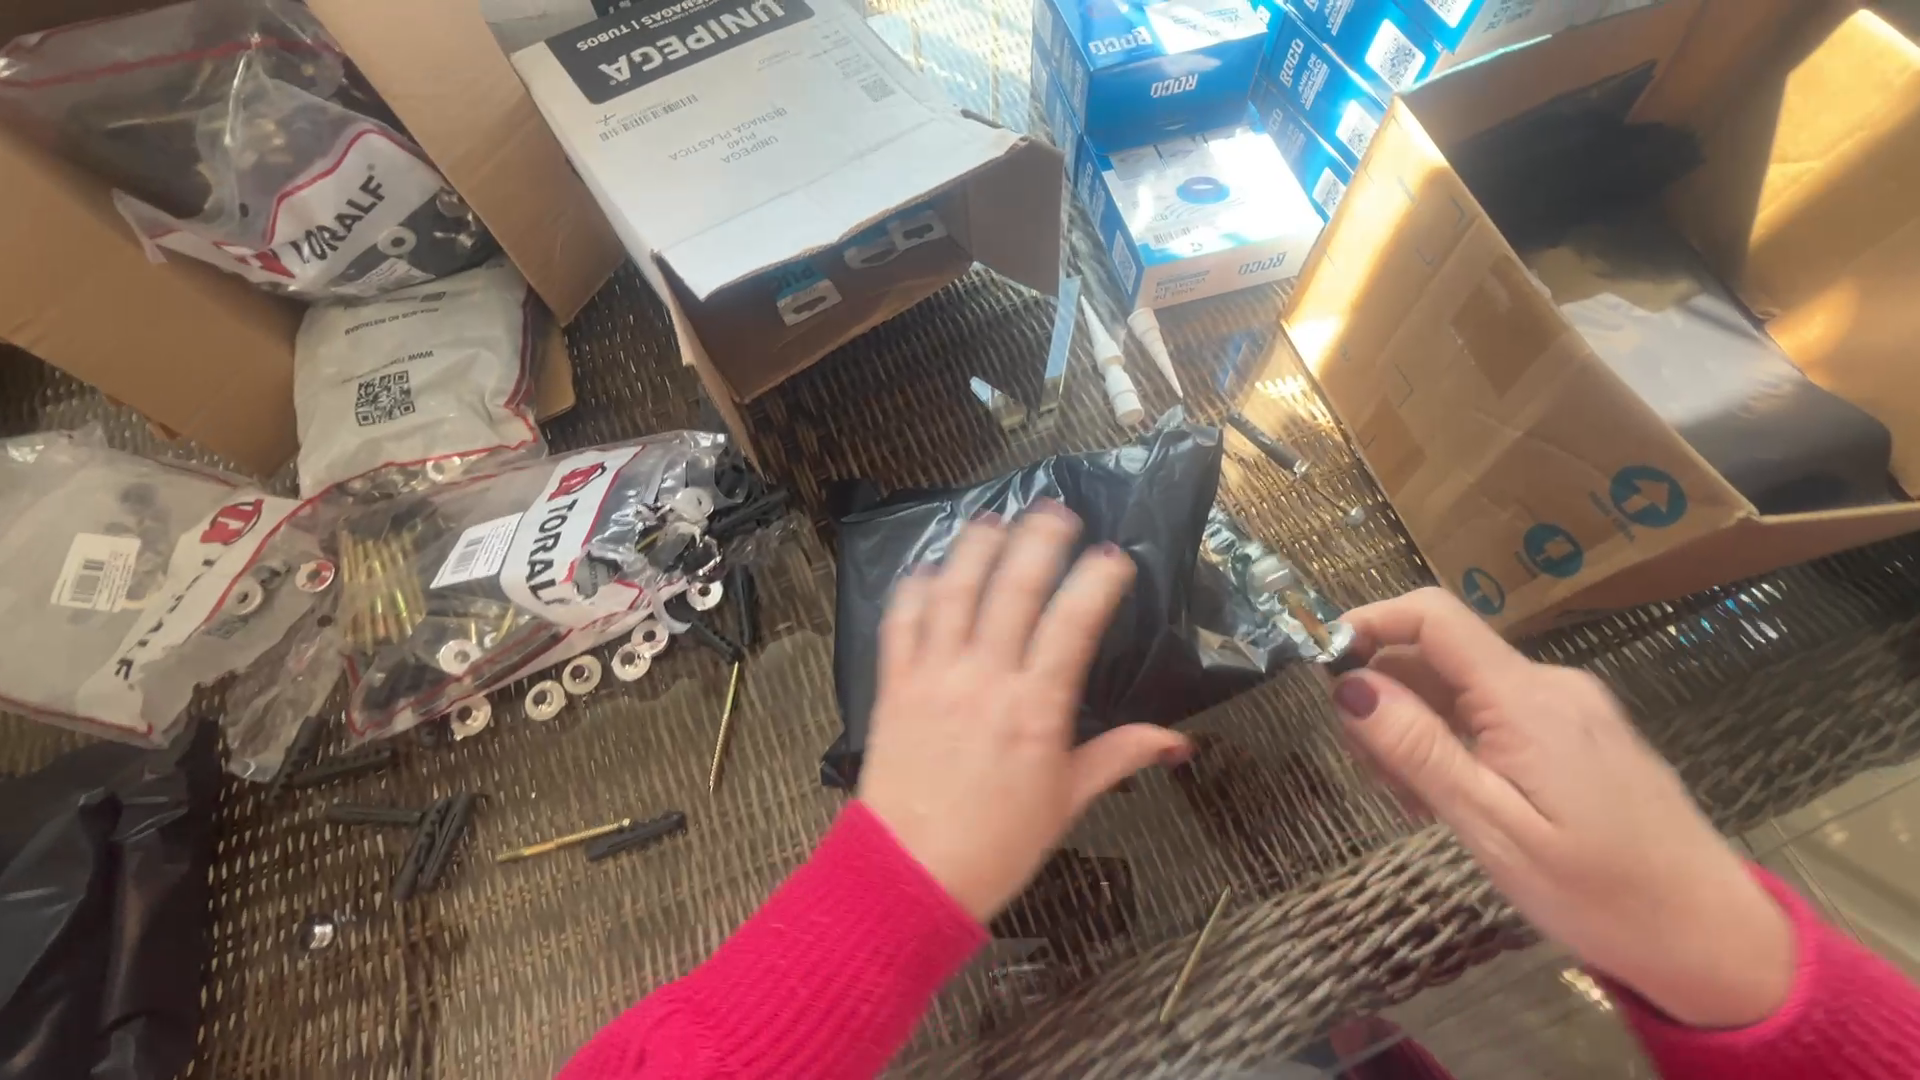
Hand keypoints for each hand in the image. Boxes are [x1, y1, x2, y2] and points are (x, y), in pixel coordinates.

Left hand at [857, 503, 1192, 922]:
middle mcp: (984, 680)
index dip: (1096, 583)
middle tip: (1055, 513)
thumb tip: (1176, 741)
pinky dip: (912, 592)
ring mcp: (934, 678)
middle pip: (1012, 591)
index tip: (1113, 557)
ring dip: (974, 551)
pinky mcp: (894, 687)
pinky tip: (925, 568)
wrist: (909, 876)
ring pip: (953, 595)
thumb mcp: (1066, 801)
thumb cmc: (996, 844)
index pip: (1073, 625)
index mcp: (1034, 709)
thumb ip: (1119, 757)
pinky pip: (900, 626)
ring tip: (993, 519)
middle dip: (1037, 542)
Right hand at [1331, 588, 1793, 1028]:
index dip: (1367, 621)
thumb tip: (1348, 685)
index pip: (1432, 616)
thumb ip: (1417, 749)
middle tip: (1367, 769)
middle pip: (1434, 656)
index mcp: (1526, 697)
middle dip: (1382, 696)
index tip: (1319, 662)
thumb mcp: (1491, 826)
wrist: (1720, 947)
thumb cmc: (1602, 892)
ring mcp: (1562, 706)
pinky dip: (1447, 741)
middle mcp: (1545, 684)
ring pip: (1454, 687)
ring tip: (1411, 799)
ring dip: (1412, 727)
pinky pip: (1485, 712)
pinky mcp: (1569, 732)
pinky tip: (1447, 795)